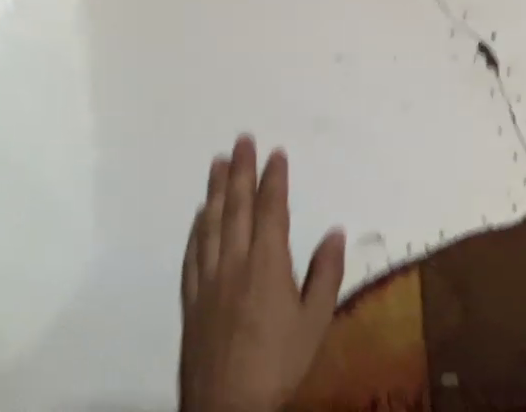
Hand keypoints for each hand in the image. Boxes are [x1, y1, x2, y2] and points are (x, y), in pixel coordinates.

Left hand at [180, 136, 345, 411]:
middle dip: (239, 172)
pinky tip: (200, 215)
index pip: (271, 211)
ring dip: (214, 191)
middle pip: (236, 209)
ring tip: (217, 163)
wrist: (226, 407)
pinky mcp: (191, 302)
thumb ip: (326, 273)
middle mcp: (234, 265)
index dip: (273, 180)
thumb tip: (334, 231)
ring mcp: (208, 283)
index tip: (276, 153)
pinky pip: (192, 254)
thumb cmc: (280, 362)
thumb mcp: (316, 320)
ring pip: (210, 226)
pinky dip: (197, 228)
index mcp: (268, 266)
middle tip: (241, 140)